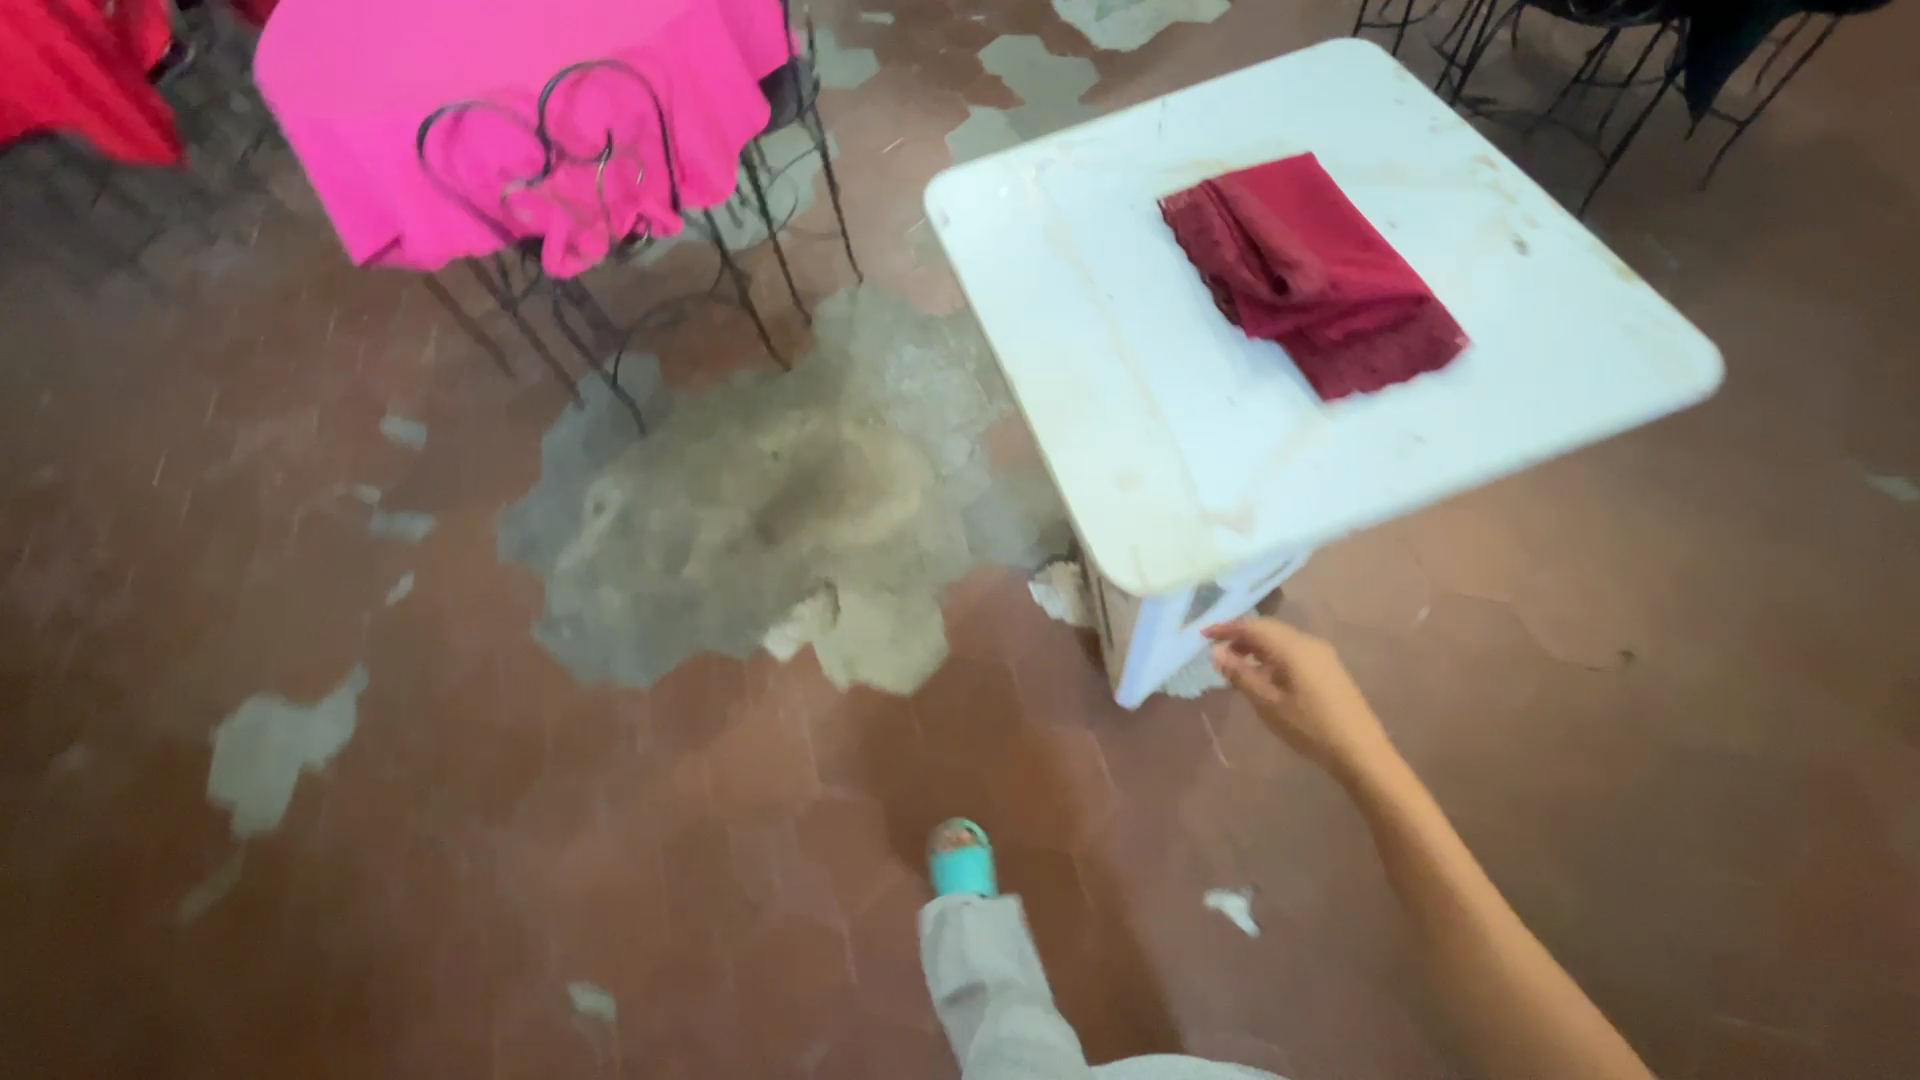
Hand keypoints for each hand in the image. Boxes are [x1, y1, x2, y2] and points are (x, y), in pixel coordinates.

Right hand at [1204, 617, 1393, 779]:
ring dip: (1256, 648)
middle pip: (1268, 629)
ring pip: (1281, 640)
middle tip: (1217, 652)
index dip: (1226, 628)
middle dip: (1240, 636)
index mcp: (1292, 647)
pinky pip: (1292, 652)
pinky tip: (1263, 677)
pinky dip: (1271, 657)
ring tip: (1236, 667)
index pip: (1252, 626)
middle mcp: (1308, 643)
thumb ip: (1240, 674)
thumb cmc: (1310, 727)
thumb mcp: (1268, 703)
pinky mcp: (1328, 669)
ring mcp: (1322, 655)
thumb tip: (1216, 652)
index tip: (1203, 635)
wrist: (1360, 751)